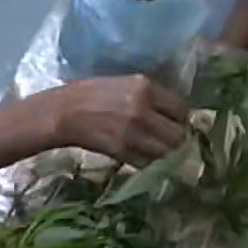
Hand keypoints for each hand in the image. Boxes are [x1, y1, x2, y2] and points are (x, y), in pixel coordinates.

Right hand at [42, 75, 189, 164]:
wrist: (65, 112)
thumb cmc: (92, 94)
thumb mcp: (126, 84)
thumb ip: (150, 96)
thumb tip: (171, 113)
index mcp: (146, 87)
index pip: (181, 108)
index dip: (181, 119)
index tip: (177, 124)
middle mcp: (144, 110)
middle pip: (177, 134)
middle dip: (177, 140)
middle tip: (171, 142)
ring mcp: (134, 133)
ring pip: (166, 152)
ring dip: (166, 155)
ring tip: (160, 153)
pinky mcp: (123, 152)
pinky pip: (147, 163)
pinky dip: (150, 164)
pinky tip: (145, 159)